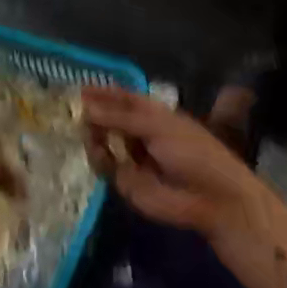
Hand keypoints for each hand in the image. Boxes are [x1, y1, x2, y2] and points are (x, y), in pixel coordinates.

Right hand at [81, 85, 264, 241]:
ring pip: (103, 142)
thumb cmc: (193, 152)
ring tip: (87, 130)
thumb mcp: (157, 127)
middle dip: (94, 114)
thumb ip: (121, 117)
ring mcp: (132, 158)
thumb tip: (88, 107)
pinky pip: (105, 166)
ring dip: (93, 134)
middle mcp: (141, 134)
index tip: (82, 89)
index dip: (106, 93)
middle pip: (110, 120)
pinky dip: (98, 157)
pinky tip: (96, 151)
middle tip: (76, 110)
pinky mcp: (126, 181)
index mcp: (154, 115)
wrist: (211, 198)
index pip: (126, 99)